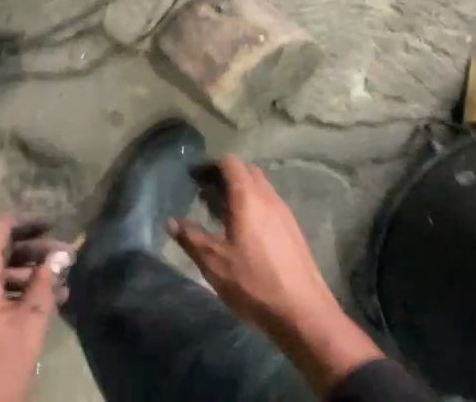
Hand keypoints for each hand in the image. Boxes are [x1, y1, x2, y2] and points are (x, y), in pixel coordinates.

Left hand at [0, 216, 73, 401]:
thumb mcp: (26, 327)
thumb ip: (43, 286)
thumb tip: (59, 256)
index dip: (27, 222)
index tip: (54, 224)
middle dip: (33, 252)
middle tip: (68, 258)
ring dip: (25, 276)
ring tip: (61, 287)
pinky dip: (9, 292)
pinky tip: (37, 306)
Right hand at [171, 155, 381, 394]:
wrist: (304, 314)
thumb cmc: (255, 283)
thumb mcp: (214, 263)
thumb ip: (191, 238)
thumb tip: (171, 221)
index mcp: (248, 198)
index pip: (230, 163)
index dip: (210, 165)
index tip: (193, 178)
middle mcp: (269, 198)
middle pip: (246, 171)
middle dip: (225, 176)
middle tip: (205, 194)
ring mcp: (285, 214)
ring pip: (260, 188)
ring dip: (240, 192)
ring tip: (221, 214)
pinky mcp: (294, 231)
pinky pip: (270, 205)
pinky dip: (253, 207)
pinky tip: (243, 233)